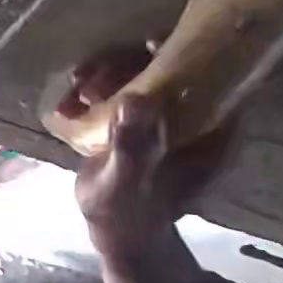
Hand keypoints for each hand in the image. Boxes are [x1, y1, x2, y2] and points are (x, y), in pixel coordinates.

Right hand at [58, 46, 239, 282]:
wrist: (117, 234)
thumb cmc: (127, 215)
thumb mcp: (128, 183)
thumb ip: (134, 146)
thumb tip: (137, 100)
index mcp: (214, 130)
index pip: (207, 70)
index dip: (178, 50)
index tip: (141, 47)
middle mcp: (196, 115)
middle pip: (167, 64)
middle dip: (124, 66)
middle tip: (89, 83)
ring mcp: (167, 116)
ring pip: (140, 74)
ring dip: (104, 76)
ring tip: (76, 94)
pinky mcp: (141, 119)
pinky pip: (120, 89)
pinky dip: (93, 90)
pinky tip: (68, 105)